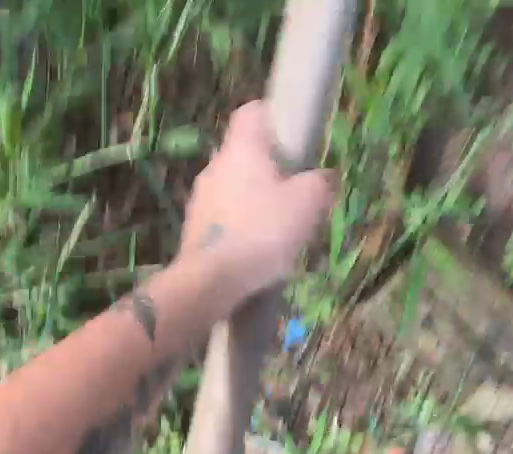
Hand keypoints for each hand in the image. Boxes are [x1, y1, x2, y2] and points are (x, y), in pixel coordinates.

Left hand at [179, 101, 336, 297]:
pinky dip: (238, 233)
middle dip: (268, 172)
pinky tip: (255, 255)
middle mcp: (213, 168)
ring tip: (277, 232)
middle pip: (243, 158)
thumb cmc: (261, 232)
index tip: (292, 137)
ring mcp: (198, 204)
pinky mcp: (192, 235)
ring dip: (253, 206)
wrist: (210, 283)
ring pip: (232, 193)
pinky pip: (222, 224)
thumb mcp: (308, 202)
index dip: (273, 117)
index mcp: (240, 148)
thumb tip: (321, 179)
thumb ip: (319, 182)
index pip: (251, 112)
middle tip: (293, 194)